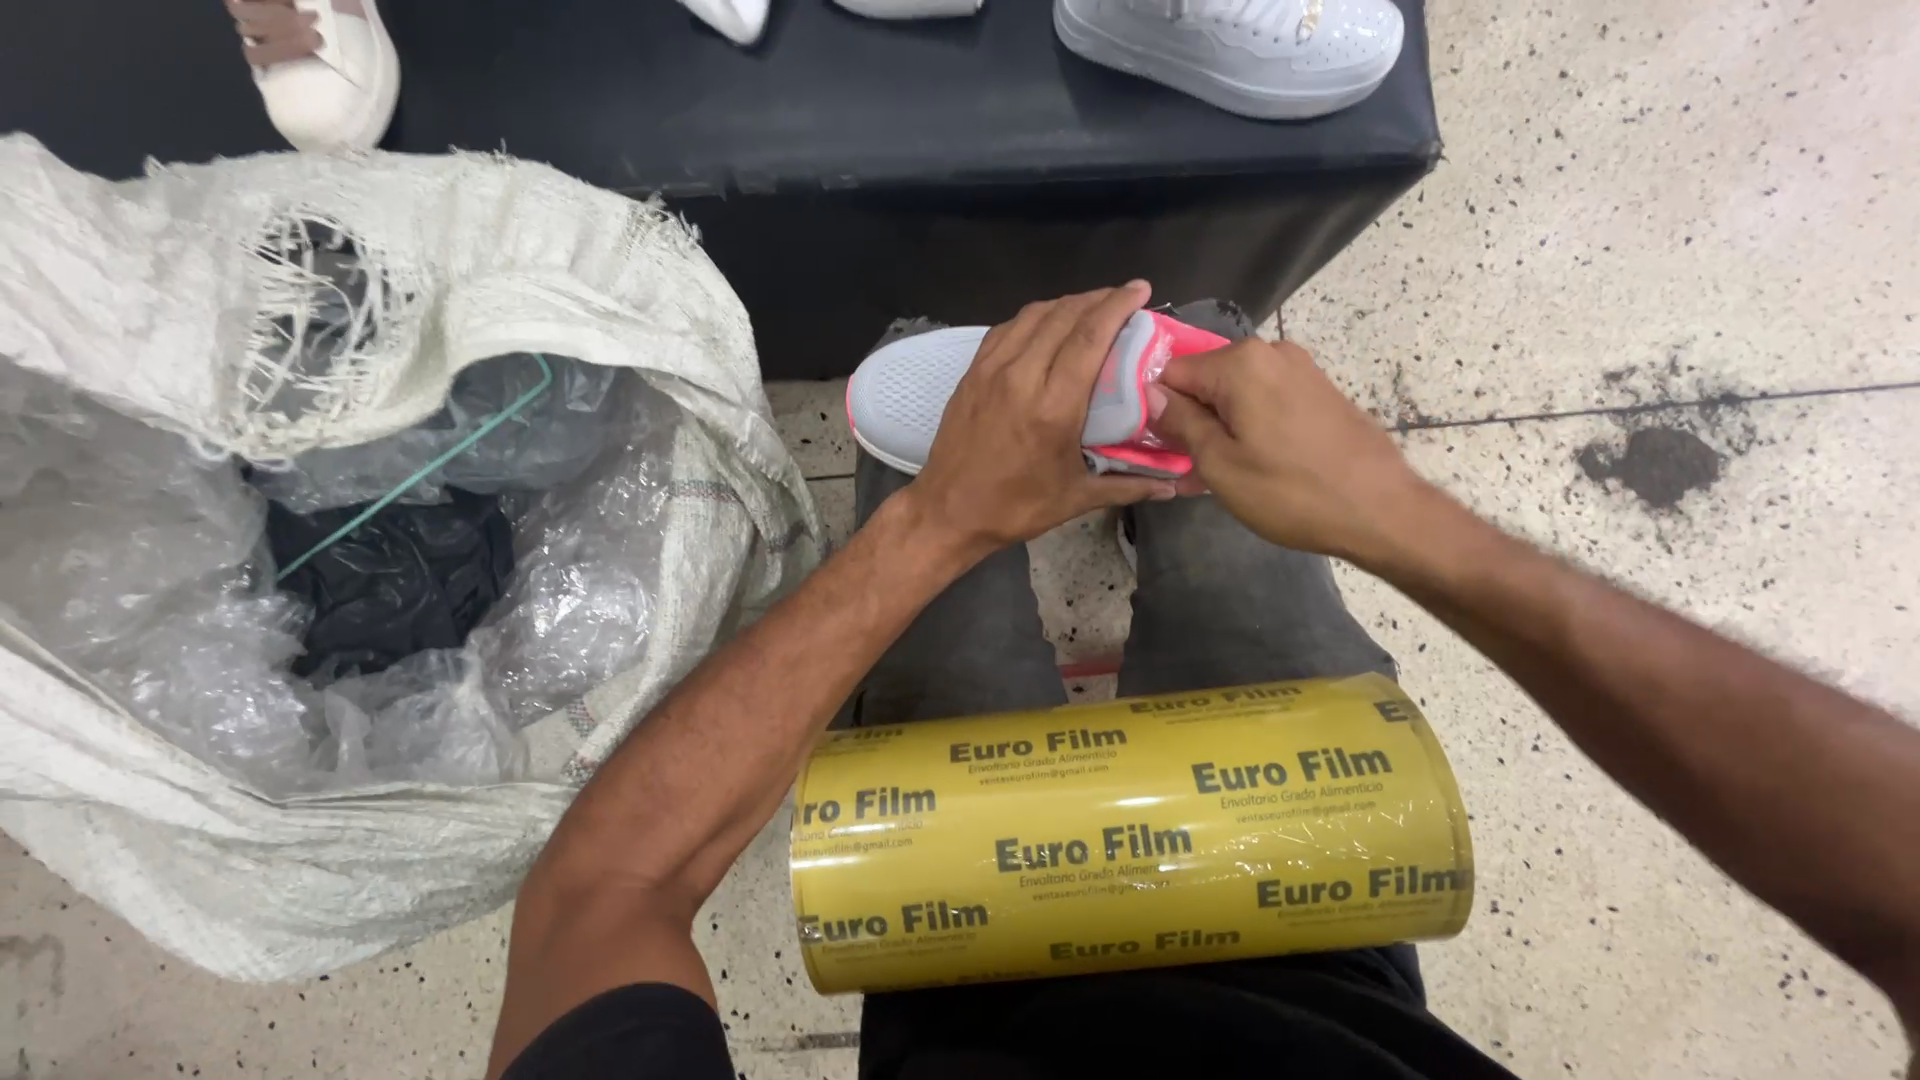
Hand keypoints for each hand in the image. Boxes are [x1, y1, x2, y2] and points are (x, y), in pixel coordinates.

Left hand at [904, 284, 1177, 556]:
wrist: (948, 512)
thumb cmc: (1015, 508)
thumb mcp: (1076, 499)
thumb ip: (1128, 486)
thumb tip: (1172, 486)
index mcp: (1053, 406)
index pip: (1090, 336)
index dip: (1117, 305)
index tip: (1140, 290)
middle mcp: (1021, 377)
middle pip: (1064, 315)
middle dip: (1098, 298)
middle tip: (1122, 298)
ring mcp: (990, 371)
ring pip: (1033, 315)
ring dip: (1066, 303)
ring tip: (1090, 307)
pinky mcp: (971, 373)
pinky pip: (1006, 329)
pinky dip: (1033, 318)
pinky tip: (1046, 325)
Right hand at [1150, 337, 1436, 564]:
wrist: (1382, 510)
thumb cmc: (1291, 492)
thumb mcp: (1219, 464)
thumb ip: (1180, 422)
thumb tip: (1151, 394)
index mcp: (1239, 362)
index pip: (1169, 373)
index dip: (1156, 410)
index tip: (1157, 448)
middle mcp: (1269, 351)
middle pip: (1203, 380)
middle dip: (1188, 420)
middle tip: (1185, 470)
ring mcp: (1298, 368)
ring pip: (1233, 393)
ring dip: (1216, 428)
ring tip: (1215, 476)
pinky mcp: (1317, 389)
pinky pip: (1263, 400)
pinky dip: (1246, 427)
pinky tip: (1248, 465)